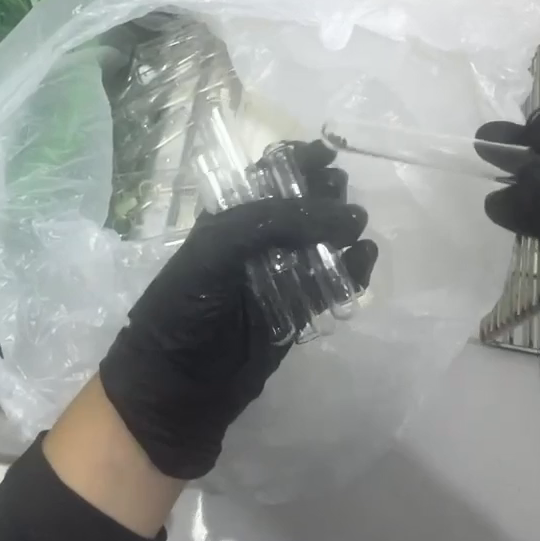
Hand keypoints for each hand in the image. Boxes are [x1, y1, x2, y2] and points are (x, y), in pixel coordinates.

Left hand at [98, 142, 376, 479]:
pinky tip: (363, 260)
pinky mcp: (295, 312)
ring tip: (355, 228)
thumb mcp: (218, 249)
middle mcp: (255, 242)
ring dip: (341, 230)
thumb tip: (343, 218)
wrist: (177, 386)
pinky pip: (328, 283)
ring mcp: (277, 277)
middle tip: (342, 192)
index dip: (296, 162)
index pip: (268, 178)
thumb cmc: (187, 306)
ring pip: (320, 243)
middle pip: (301, 206)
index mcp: (228, 218)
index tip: (327, 154)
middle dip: (325, 193)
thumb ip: (272, 222)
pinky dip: (350, 270)